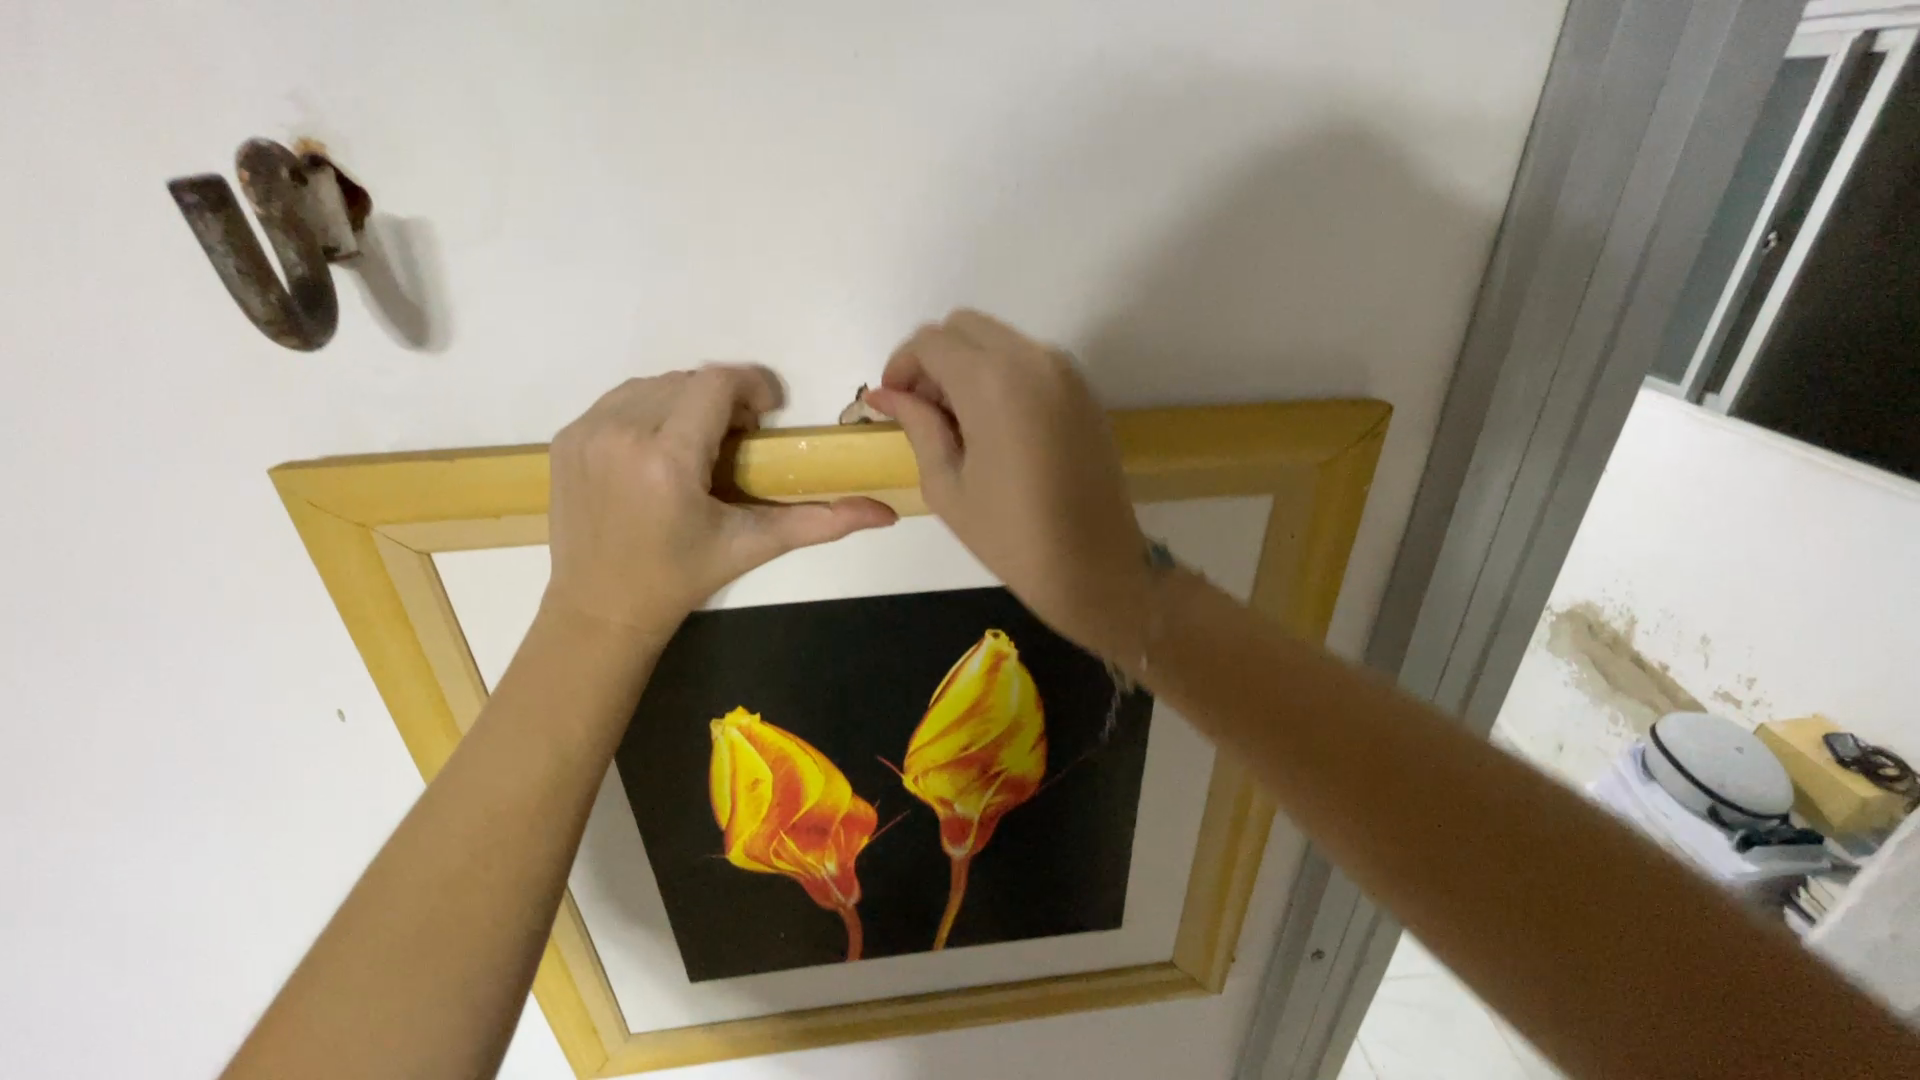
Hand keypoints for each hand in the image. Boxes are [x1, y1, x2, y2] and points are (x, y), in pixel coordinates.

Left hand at [544, 366, 897, 637]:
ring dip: (686, 400)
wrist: (601, 608)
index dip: (752, 385)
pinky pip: (619, 400)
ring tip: (701, 440)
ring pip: (652, 385)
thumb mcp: (753, 546)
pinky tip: (662, 448)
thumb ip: (821, 523)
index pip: (716, 383)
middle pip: (688, 380)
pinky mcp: (567, 438)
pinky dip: (649, 410)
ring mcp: (586, 433)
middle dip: (723, 398)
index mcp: (667, 461)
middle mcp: (619, 435)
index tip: (770, 411)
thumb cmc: (682, 578)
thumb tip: (886, 514)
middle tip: (741, 436)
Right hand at [866, 311, 1151, 660]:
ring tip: (960, 424)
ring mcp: (1065, 371)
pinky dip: (1002, 375)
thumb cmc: (1010, 535)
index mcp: (991, 381)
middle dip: (934, 358)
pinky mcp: (1084, 390)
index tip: (893, 403)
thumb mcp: (947, 484)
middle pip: (965, 326)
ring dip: (969, 364)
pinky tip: (996, 427)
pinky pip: (1030, 361)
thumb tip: (886, 394)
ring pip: (999, 339)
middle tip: (924, 411)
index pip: (931, 341)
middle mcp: (1032, 359)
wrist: (1094, 565)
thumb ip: (916, 425)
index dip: (902, 365)